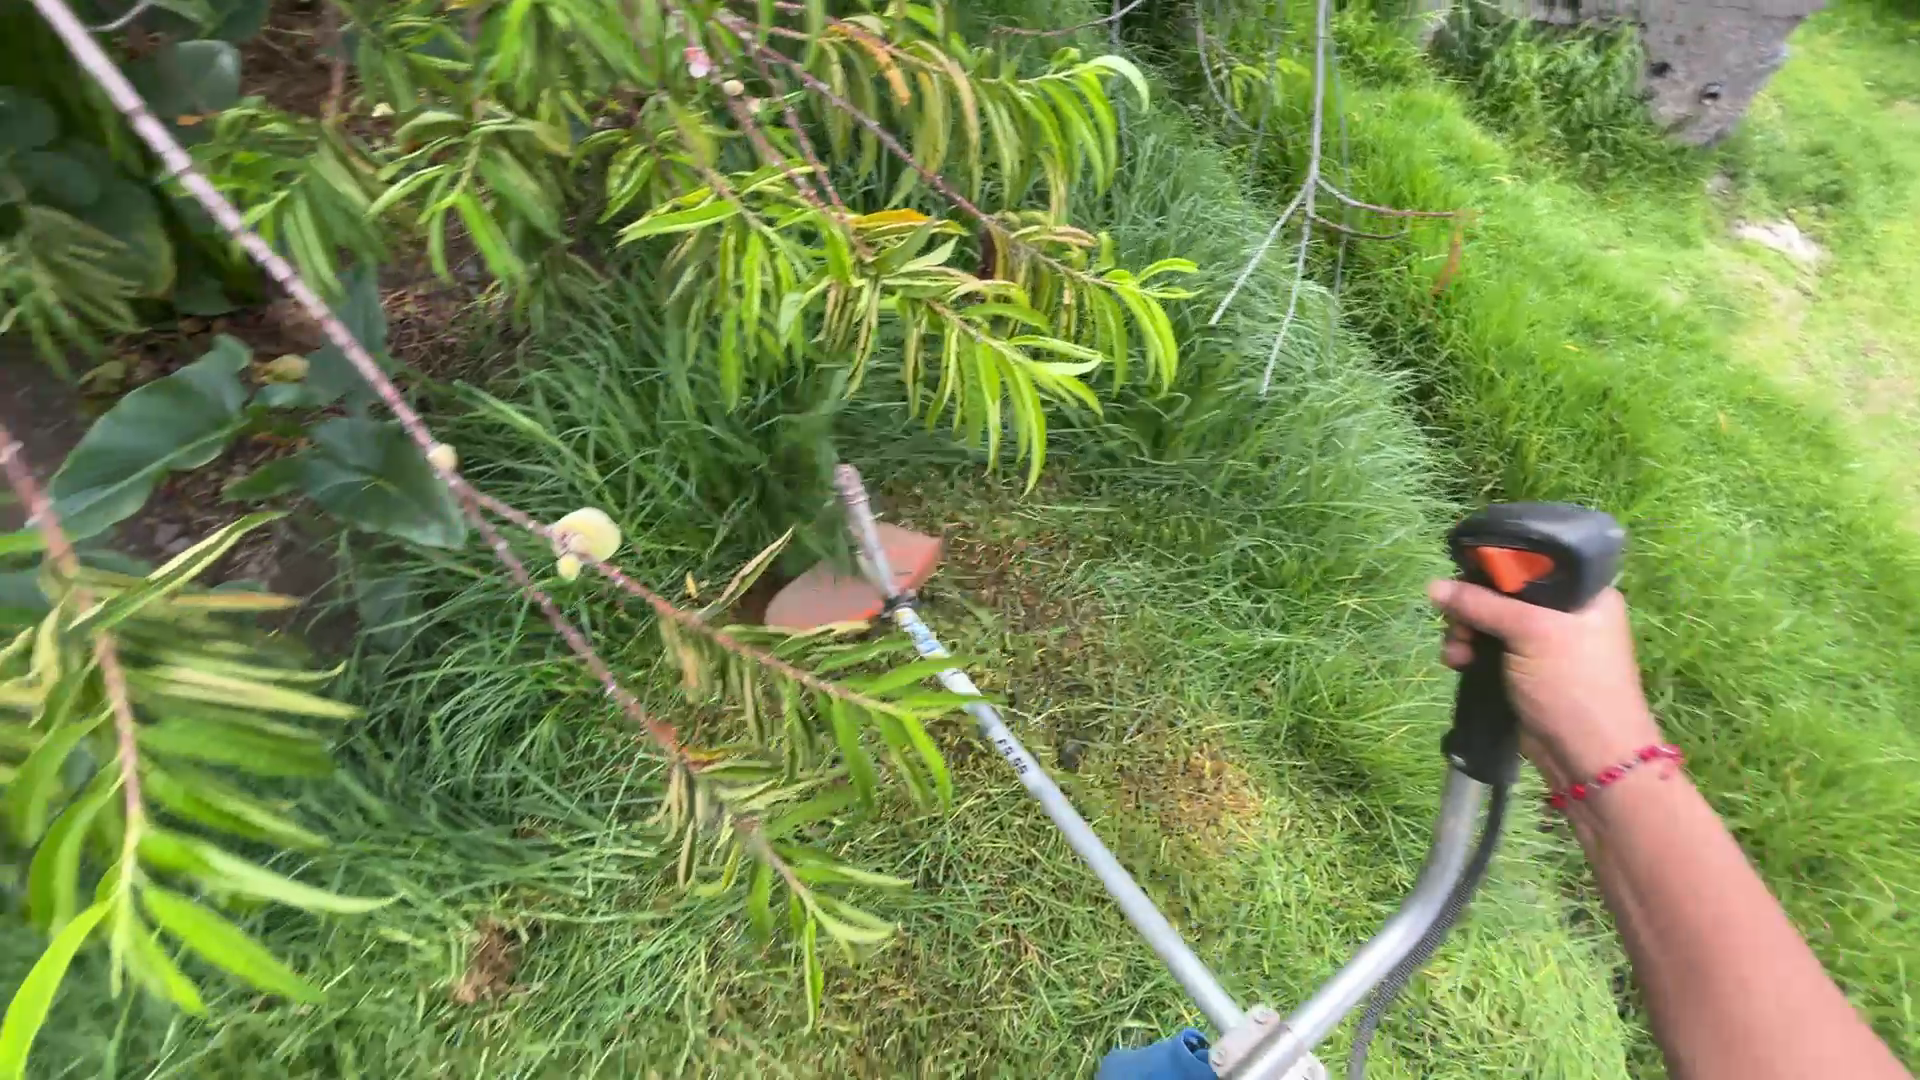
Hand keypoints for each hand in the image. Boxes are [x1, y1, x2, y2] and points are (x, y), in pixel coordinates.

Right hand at [1427, 580, 1662, 784]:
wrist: (1588, 755)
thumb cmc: (1573, 685)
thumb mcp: (1530, 633)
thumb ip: (1482, 605)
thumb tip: (1434, 586)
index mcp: (1582, 594)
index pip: (1529, 562)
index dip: (1493, 567)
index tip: (1465, 581)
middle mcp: (1561, 613)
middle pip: (1498, 592)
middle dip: (1469, 607)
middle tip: (1461, 626)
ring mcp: (1539, 642)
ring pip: (1484, 620)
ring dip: (1461, 632)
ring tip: (1457, 654)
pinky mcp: (1519, 667)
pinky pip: (1481, 646)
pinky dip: (1465, 651)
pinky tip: (1458, 663)